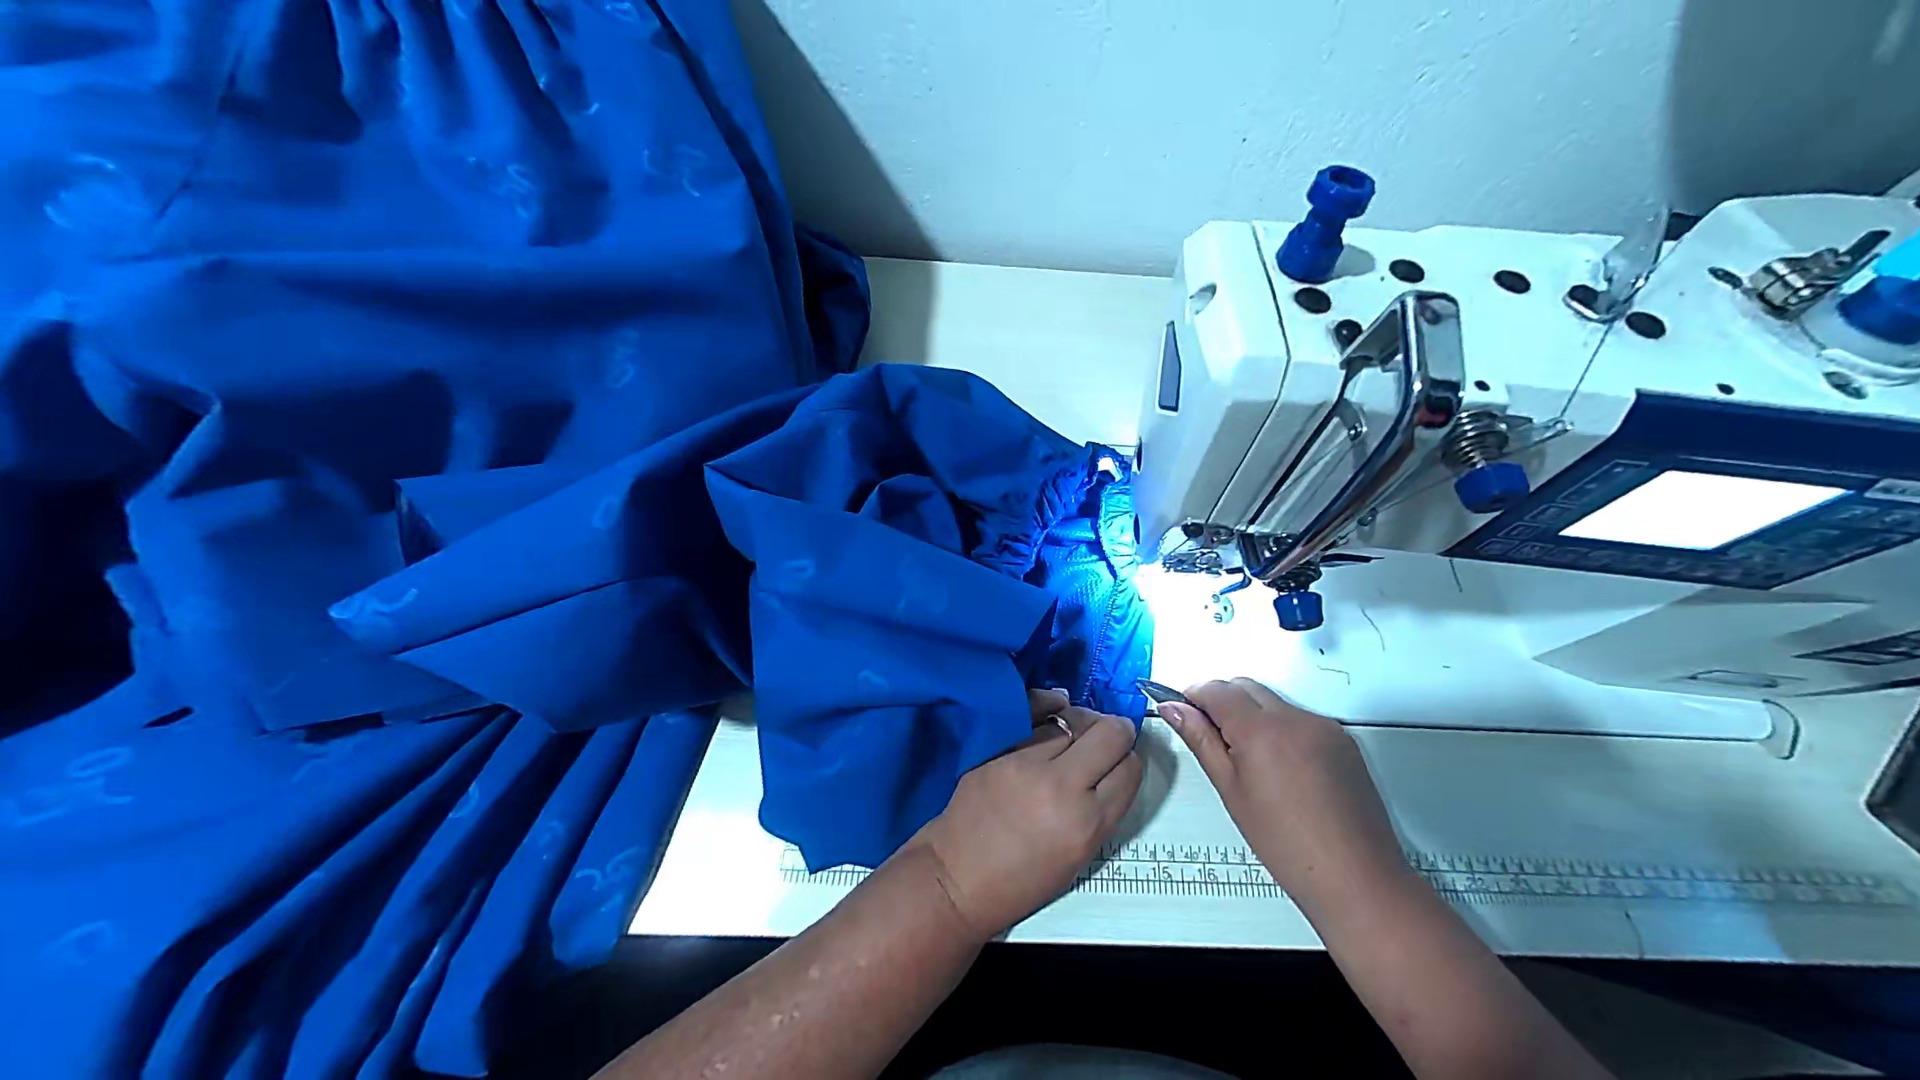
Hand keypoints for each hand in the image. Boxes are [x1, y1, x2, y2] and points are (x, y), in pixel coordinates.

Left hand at [899, 689, 1143, 942]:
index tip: (1119, 760)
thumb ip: (1100, 810)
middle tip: (1107, 737)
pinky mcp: (1000, 749)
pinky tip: (1055, 708)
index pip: (1130, 768)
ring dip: (1079, 722)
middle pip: (1109, 734)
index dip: (1128, 759)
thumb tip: (1112, 766)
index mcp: (1088, 824)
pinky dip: (1049, 709)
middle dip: (1116, 730)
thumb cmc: (1022, 880)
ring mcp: (1027, 764)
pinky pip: (1034, 715)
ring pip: (1072, 720)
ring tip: (1075, 731)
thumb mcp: (1078, 856)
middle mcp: (1063, 787)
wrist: (958, 877)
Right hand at [1157, 679, 1405, 911]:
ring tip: (1247, 759)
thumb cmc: (1290, 845)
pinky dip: (1280, 727)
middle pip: (1244, 686)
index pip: (1215, 689)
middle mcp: (1295, 719)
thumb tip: (1175, 710)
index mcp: (1262, 730)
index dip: (1192, 696)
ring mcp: (1323, 726)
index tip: (1181, 710)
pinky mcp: (1342, 739)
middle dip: (1220, 701)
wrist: (1355, 877)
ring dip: (1251, 713)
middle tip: (1209, 736)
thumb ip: (1200, 739)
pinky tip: (1278, 766)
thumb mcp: (1230, 789)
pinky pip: (1299, 717)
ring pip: (1272, 700)